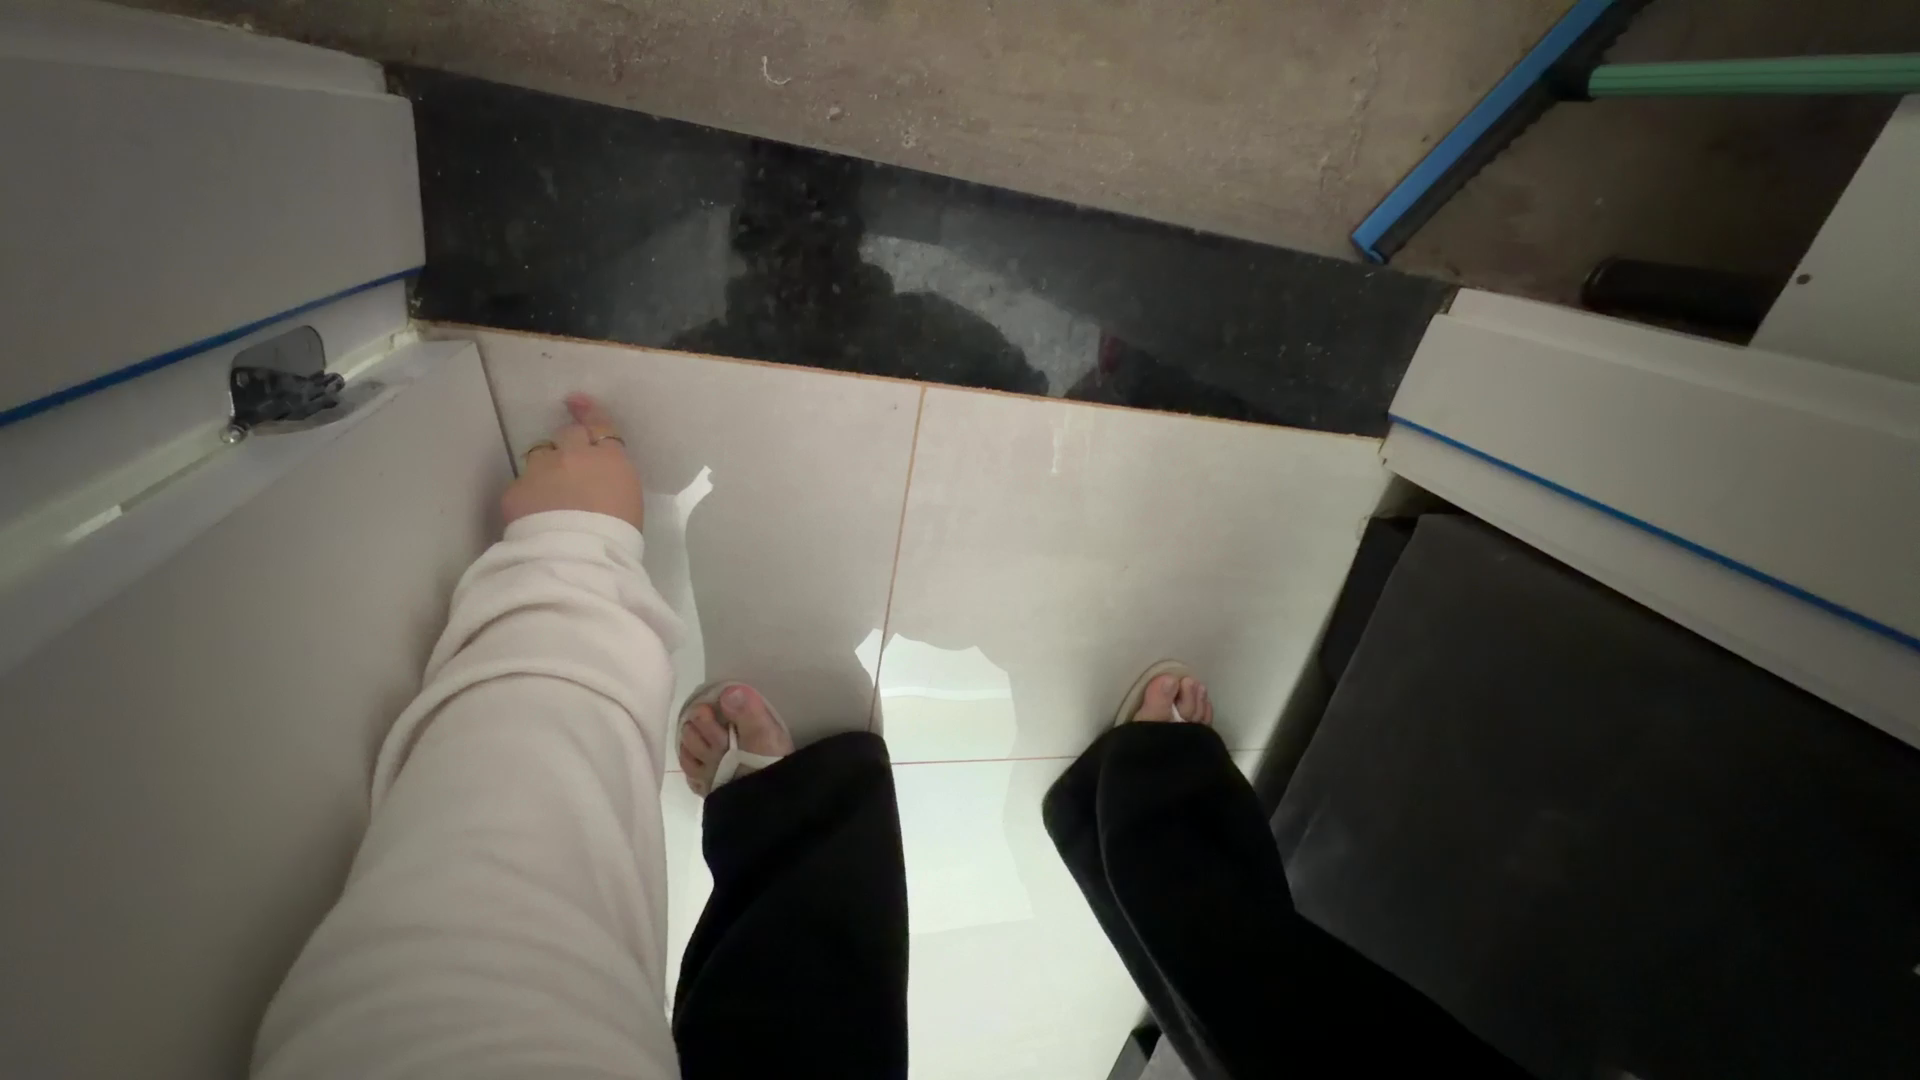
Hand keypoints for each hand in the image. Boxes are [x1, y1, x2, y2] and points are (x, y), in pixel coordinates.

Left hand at [501, 393, 644, 529]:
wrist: (578, 556)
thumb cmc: (619, 535)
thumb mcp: (630, 501)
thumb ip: (614, 480)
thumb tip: (601, 480)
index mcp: (611, 460)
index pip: (601, 425)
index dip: (589, 411)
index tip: (576, 400)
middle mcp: (574, 456)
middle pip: (568, 434)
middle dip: (570, 441)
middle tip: (571, 458)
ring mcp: (541, 471)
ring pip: (541, 457)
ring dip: (547, 468)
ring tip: (551, 494)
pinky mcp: (516, 491)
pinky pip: (523, 486)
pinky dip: (530, 497)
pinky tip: (536, 516)